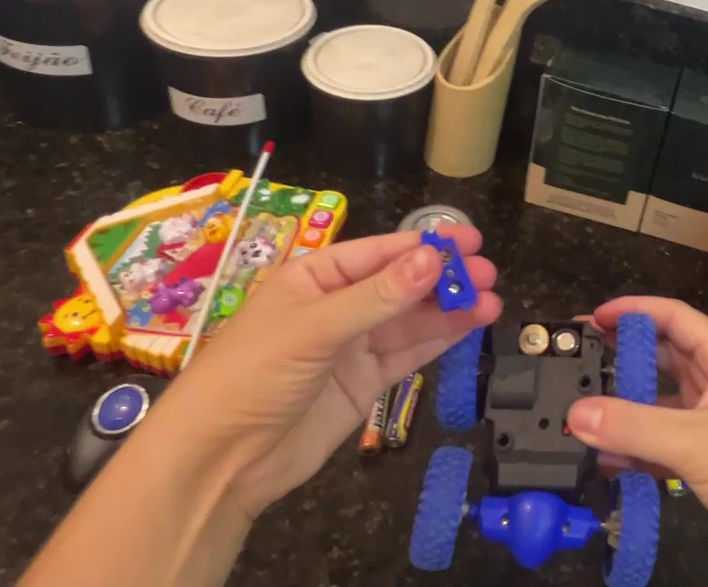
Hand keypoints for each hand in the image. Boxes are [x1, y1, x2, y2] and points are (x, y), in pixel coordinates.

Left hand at [145, 225, 501, 516]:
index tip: (469, 242)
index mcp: (316, 277)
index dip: (425, 245)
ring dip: (448, 309)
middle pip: (401, 284)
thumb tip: (434, 258)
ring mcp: (352, 346)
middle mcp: (338, 306)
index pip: (380, 252)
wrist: (217, 464)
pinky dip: (438, 339)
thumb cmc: (253, 375)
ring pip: (410, 319)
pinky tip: (468, 326)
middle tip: (488, 274)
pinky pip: (407, 353)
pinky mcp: (363, 383)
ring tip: (491, 302)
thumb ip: (378, 296)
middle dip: (444, 278)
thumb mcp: (315, 327)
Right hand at [566, 298, 707, 583]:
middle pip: (665, 356)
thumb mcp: (695, 443)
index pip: (675, 317)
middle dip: (624, 356)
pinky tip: (606, 457)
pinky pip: (664, 438)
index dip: (635, 311)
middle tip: (580, 357)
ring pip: (661, 400)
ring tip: (583, 410)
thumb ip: (634, 427)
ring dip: (627, 406)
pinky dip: (637, 444)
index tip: (594, 316)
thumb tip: (575, 413)